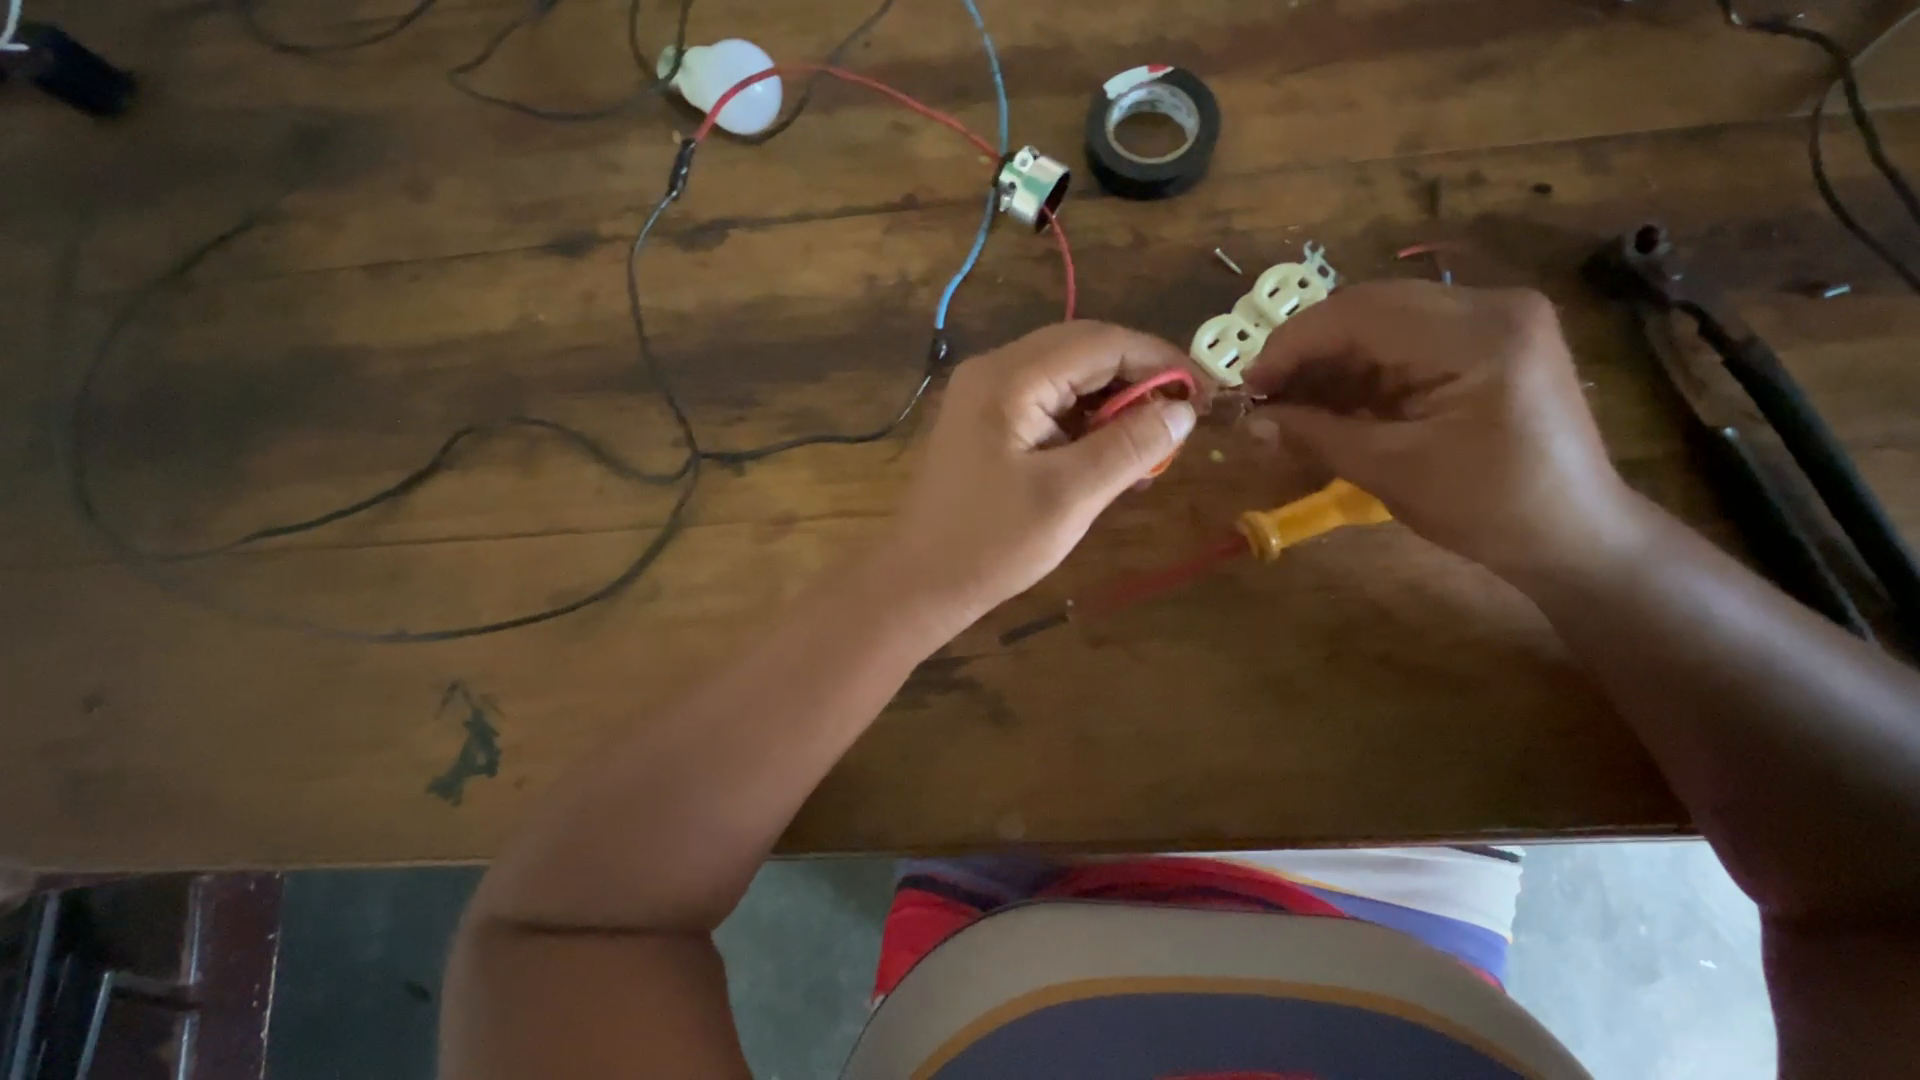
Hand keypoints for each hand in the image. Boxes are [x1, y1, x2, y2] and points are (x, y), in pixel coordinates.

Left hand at [883, 321, 1197, 622]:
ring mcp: (986, 395)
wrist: (920, 581)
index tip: (1203, 393)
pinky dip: (1084, 422)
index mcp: (1010, 378)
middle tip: (1181, 418)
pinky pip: (1047, 403)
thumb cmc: (992, 543)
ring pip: (1067, 376)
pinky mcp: (986, 421)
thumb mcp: (1070, 496)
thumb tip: (1184, 410)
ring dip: (1112, 402)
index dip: (1158, 359)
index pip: (1100, 342)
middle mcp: (994, 371)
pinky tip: (1109, 455)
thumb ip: (1129, 447)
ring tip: (1150, 444)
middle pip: (1083, 350)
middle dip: (1137, 378)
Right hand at [1245, 282, 1636, 573]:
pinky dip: (1363, 372)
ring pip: (1383, 323)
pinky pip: (1407, 343)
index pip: (1359, 312)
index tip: (1249, 387)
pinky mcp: (1489, 343)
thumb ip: (1316, 435)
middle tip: (1264, 397)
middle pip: (1369, 309)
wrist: (1575, 535)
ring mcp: (1494, 321)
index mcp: (1478, 332)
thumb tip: (1250, 422)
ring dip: (1332, 363)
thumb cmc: (1489, 506)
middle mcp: (1491, 306)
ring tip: (1291, 406)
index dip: (1292, 345)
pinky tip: (1332, 404)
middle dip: (1308, 352)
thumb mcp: (1392, 470)